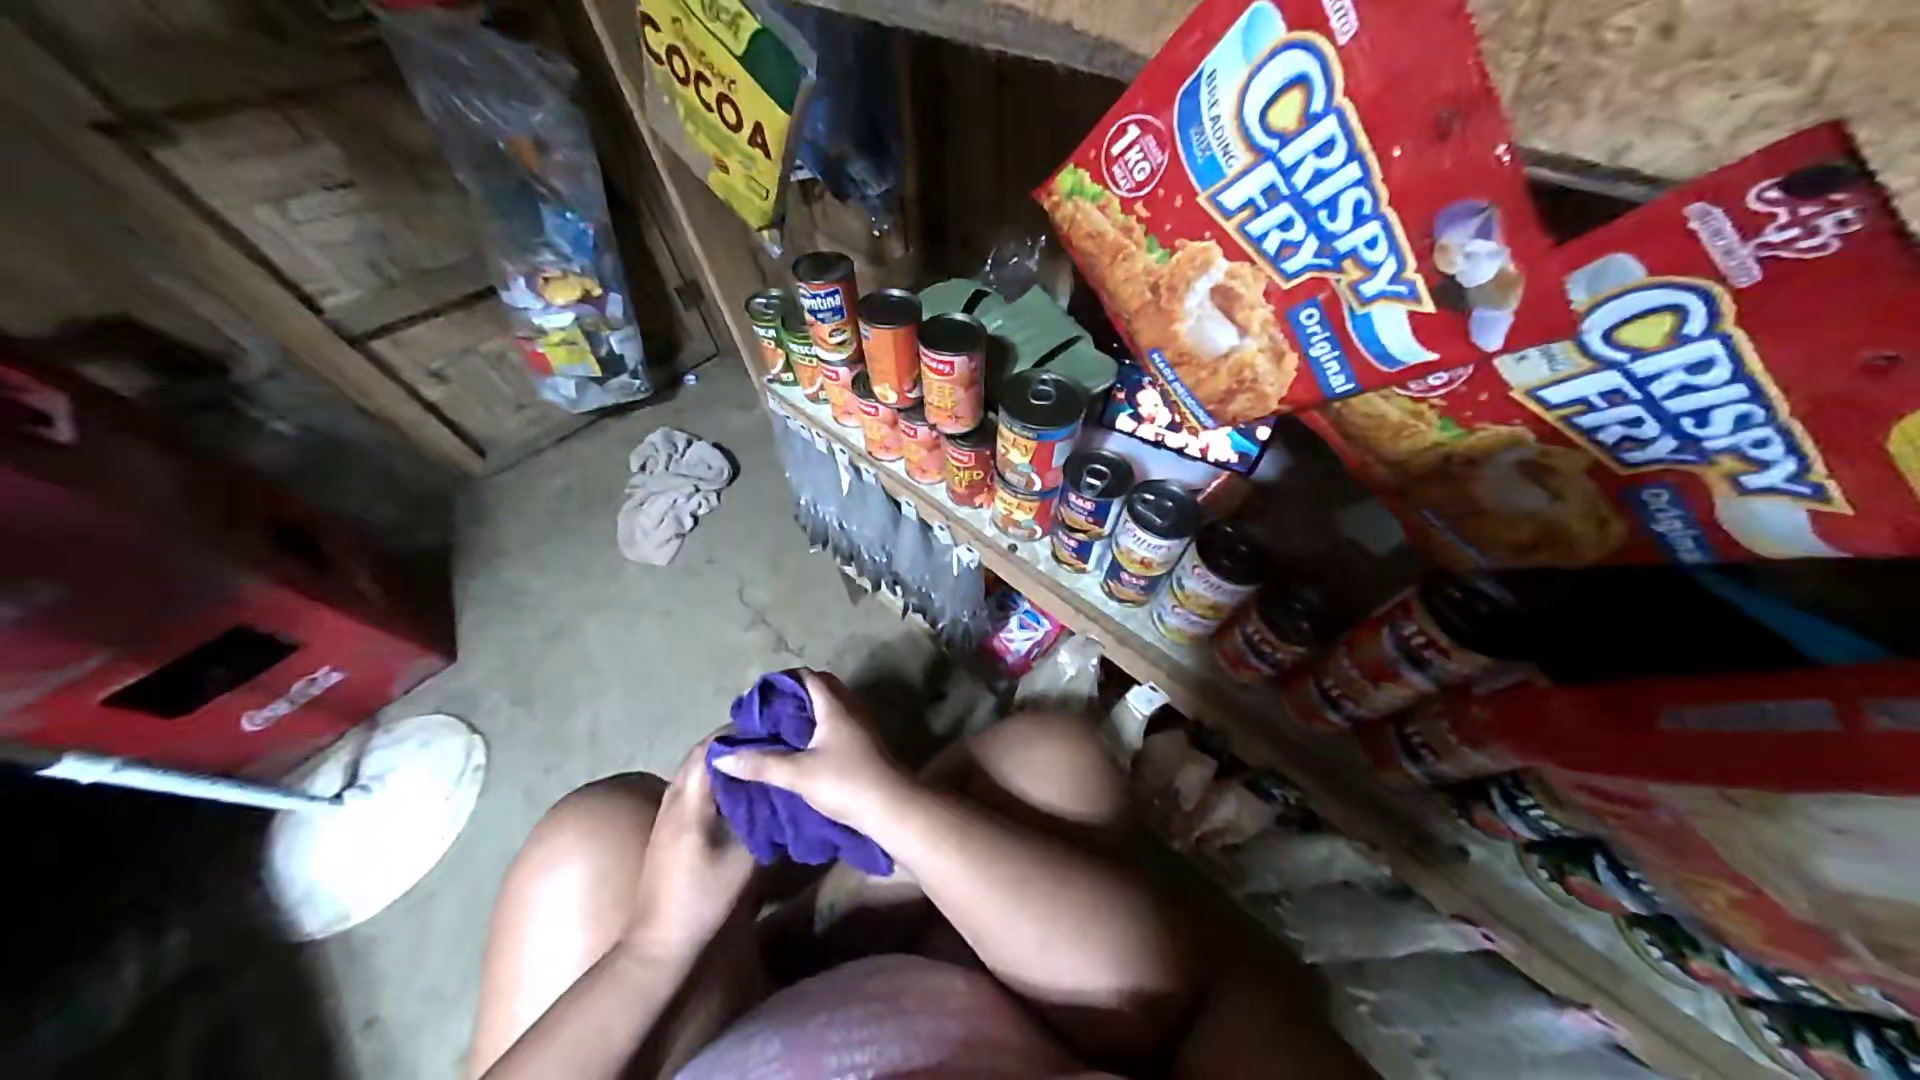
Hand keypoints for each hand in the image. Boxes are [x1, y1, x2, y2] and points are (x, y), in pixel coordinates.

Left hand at [623, 734, 755, 963]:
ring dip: (722, 757)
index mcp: (690, 801)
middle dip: (734, 740)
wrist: (658, 942)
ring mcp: (665, 812)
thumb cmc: (703, 899)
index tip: (773, 728)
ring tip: (757, 757)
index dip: (742, 732)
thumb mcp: (745, 859)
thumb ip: (763, 818)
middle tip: (769, 739)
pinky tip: (736, 786)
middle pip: (701, 753)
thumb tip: (783, 788)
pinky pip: (691, 784)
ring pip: (694, 768)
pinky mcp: (667, 826)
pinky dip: (713, 775)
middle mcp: (673, 798)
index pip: (712, 748)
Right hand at [710, 670, 910, 831]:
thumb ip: (760, 763)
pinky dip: (820, 725)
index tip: (759, 696)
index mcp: (835, 705)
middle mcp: (851, 707)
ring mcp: (862, 724)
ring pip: (832, 706)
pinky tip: (805, 747)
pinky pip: (840, 722)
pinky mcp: (866, 743)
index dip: (783, 681)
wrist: (891, 807)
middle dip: (795, 695)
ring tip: (782, 729)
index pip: (808, 677)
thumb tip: (721, 756)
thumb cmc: (845, 782)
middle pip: (822, 688)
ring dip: (809, 711)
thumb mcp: (798, 774)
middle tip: (768, 713)